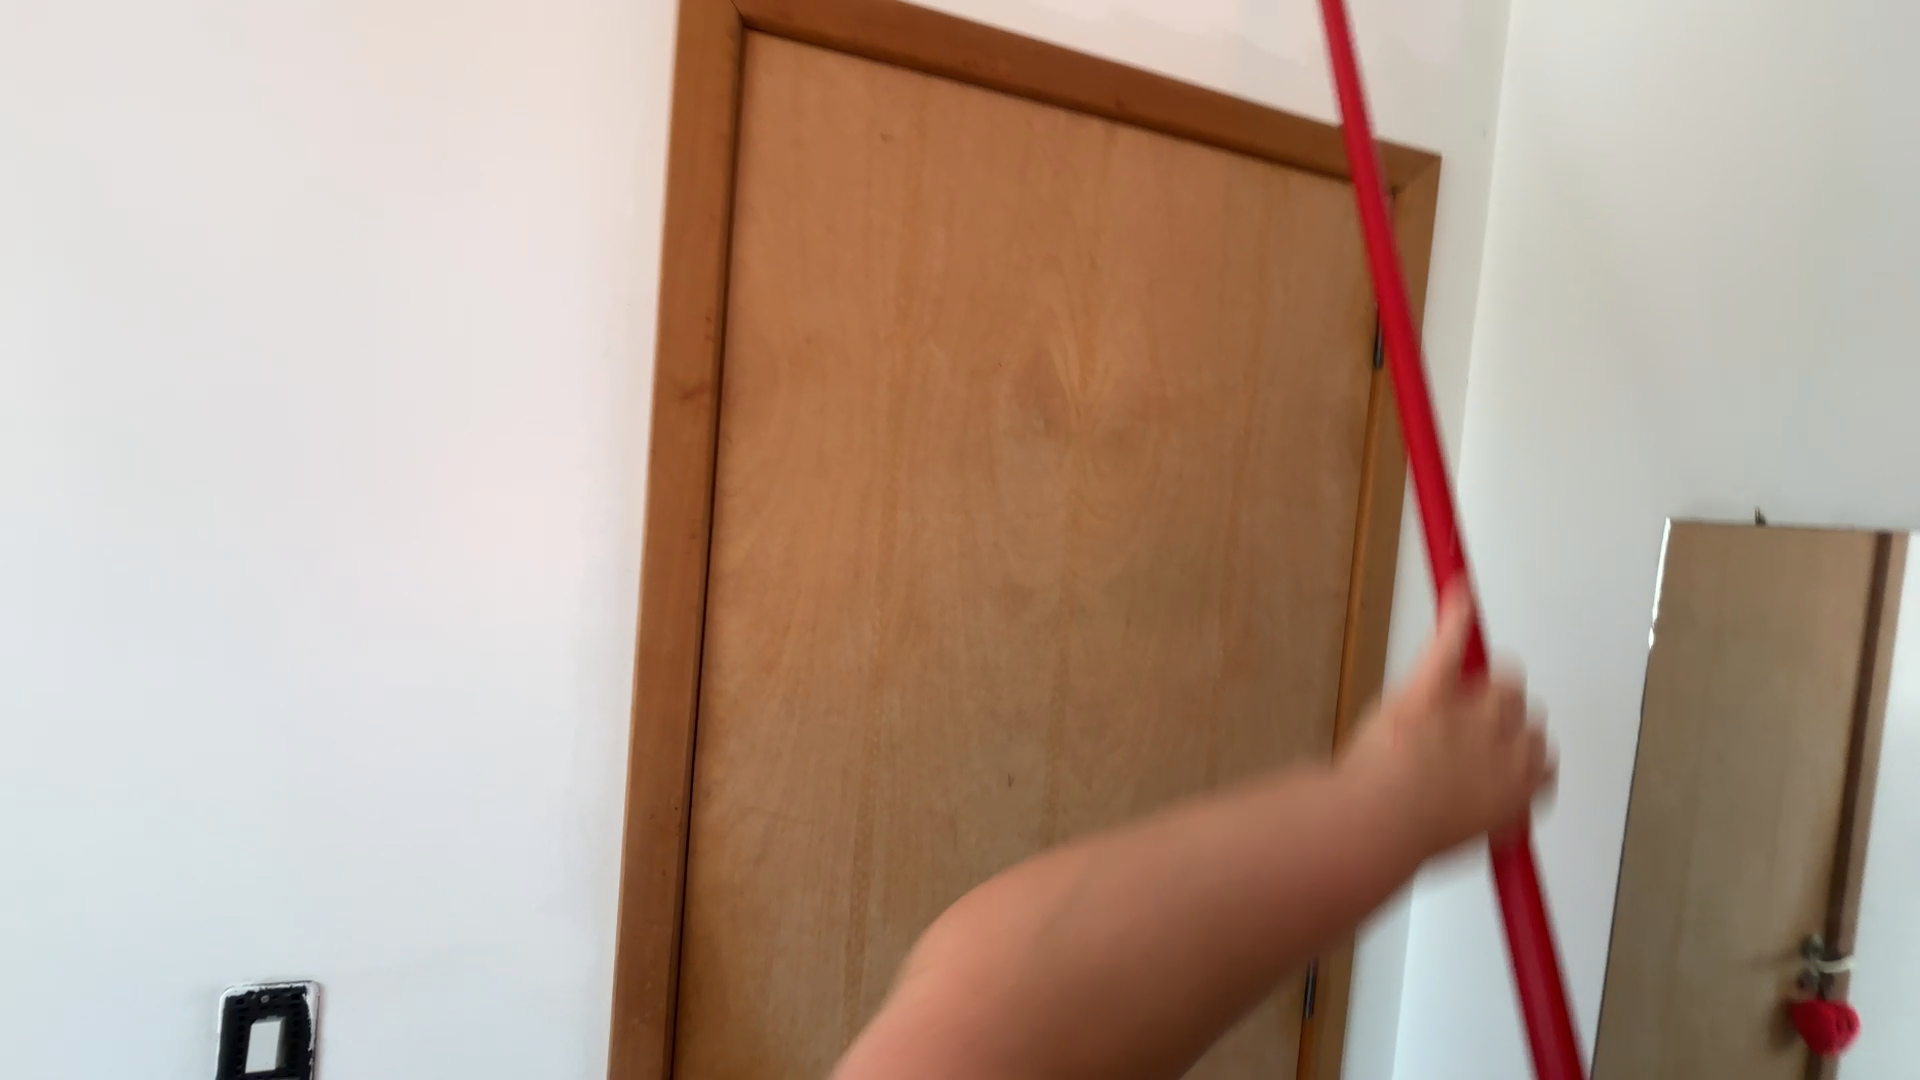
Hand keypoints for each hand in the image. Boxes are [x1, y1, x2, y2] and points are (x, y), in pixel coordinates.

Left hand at [1339, 584, 1554, 856]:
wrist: (1379, 818)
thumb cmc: (1412, 831)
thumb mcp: (1471, 840)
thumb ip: (1489, 817)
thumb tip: (1488, 816)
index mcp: (1524, 783)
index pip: (1538, 749)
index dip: (1507, 745)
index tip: (1485, 750)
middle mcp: (1509, 742)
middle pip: (1519, 704)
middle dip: (1490, 707)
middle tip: (1451, 721)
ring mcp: (1471, 712)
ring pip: (1498, 676)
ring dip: (1474, 678)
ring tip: (1444, 692)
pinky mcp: (1431, 689)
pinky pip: (1450, 642)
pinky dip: (1455, 613)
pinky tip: (1457, 588)